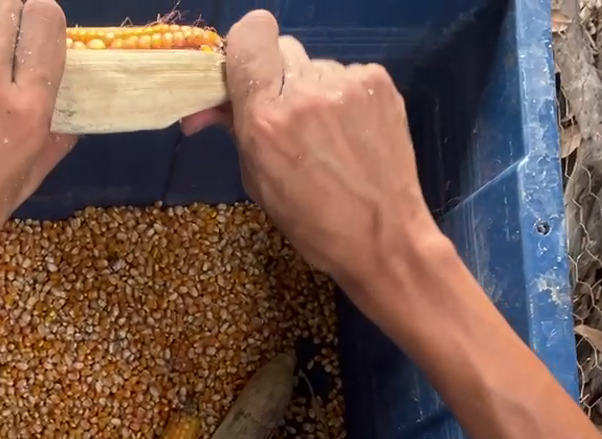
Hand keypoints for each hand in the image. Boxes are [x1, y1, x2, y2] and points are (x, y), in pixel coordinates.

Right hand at [188, 11, 440, 308]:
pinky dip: (342, 101)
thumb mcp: (260, 186)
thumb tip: (218, 104)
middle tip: (285, 118)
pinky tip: (351, 137)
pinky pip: (346, 77)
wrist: (383, 237)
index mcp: (266, 122)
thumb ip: (240, 133)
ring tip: (327, 140)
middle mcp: (305, 92)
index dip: (244, 51)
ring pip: (314, 68)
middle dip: (276, 79)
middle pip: (280, 49)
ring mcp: (346, 83)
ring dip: (311, 94)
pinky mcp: (379, 82)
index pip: (247, 38)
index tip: (246, 77)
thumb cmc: (314, 226)